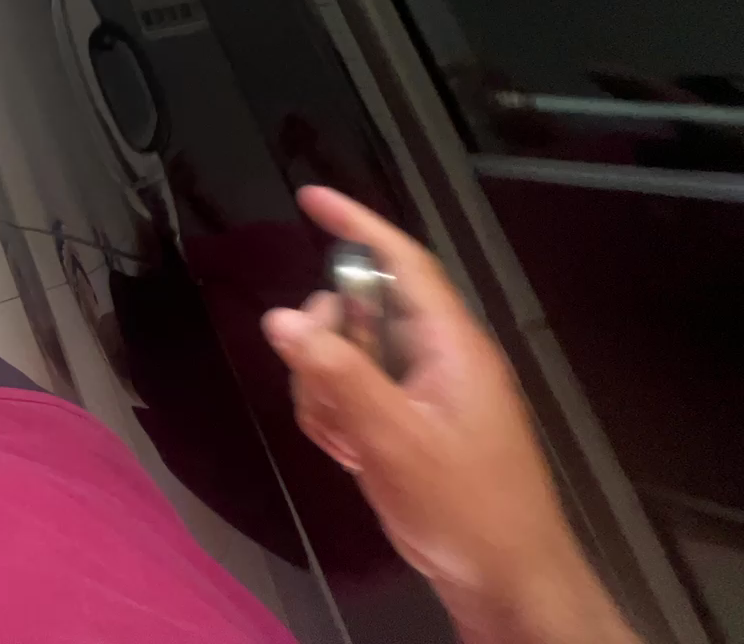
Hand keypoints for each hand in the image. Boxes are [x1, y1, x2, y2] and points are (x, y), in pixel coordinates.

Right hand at [262, 187, 577, 596]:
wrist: (500, 582)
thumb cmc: (463, 506)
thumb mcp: (394, 438)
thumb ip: (337, 373)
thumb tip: (279, 317)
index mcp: (449, 347)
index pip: (401, 263)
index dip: (357, 225)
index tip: (309, 197)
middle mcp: (431, 356)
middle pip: (351, 311)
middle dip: (320, 340)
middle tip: (318, 381)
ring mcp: (413, 387)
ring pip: (335, 351)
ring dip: (320, 388)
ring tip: (343, 436)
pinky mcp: (395, 413)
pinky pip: (336, 386)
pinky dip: (327, 412)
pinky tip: (345, 448)